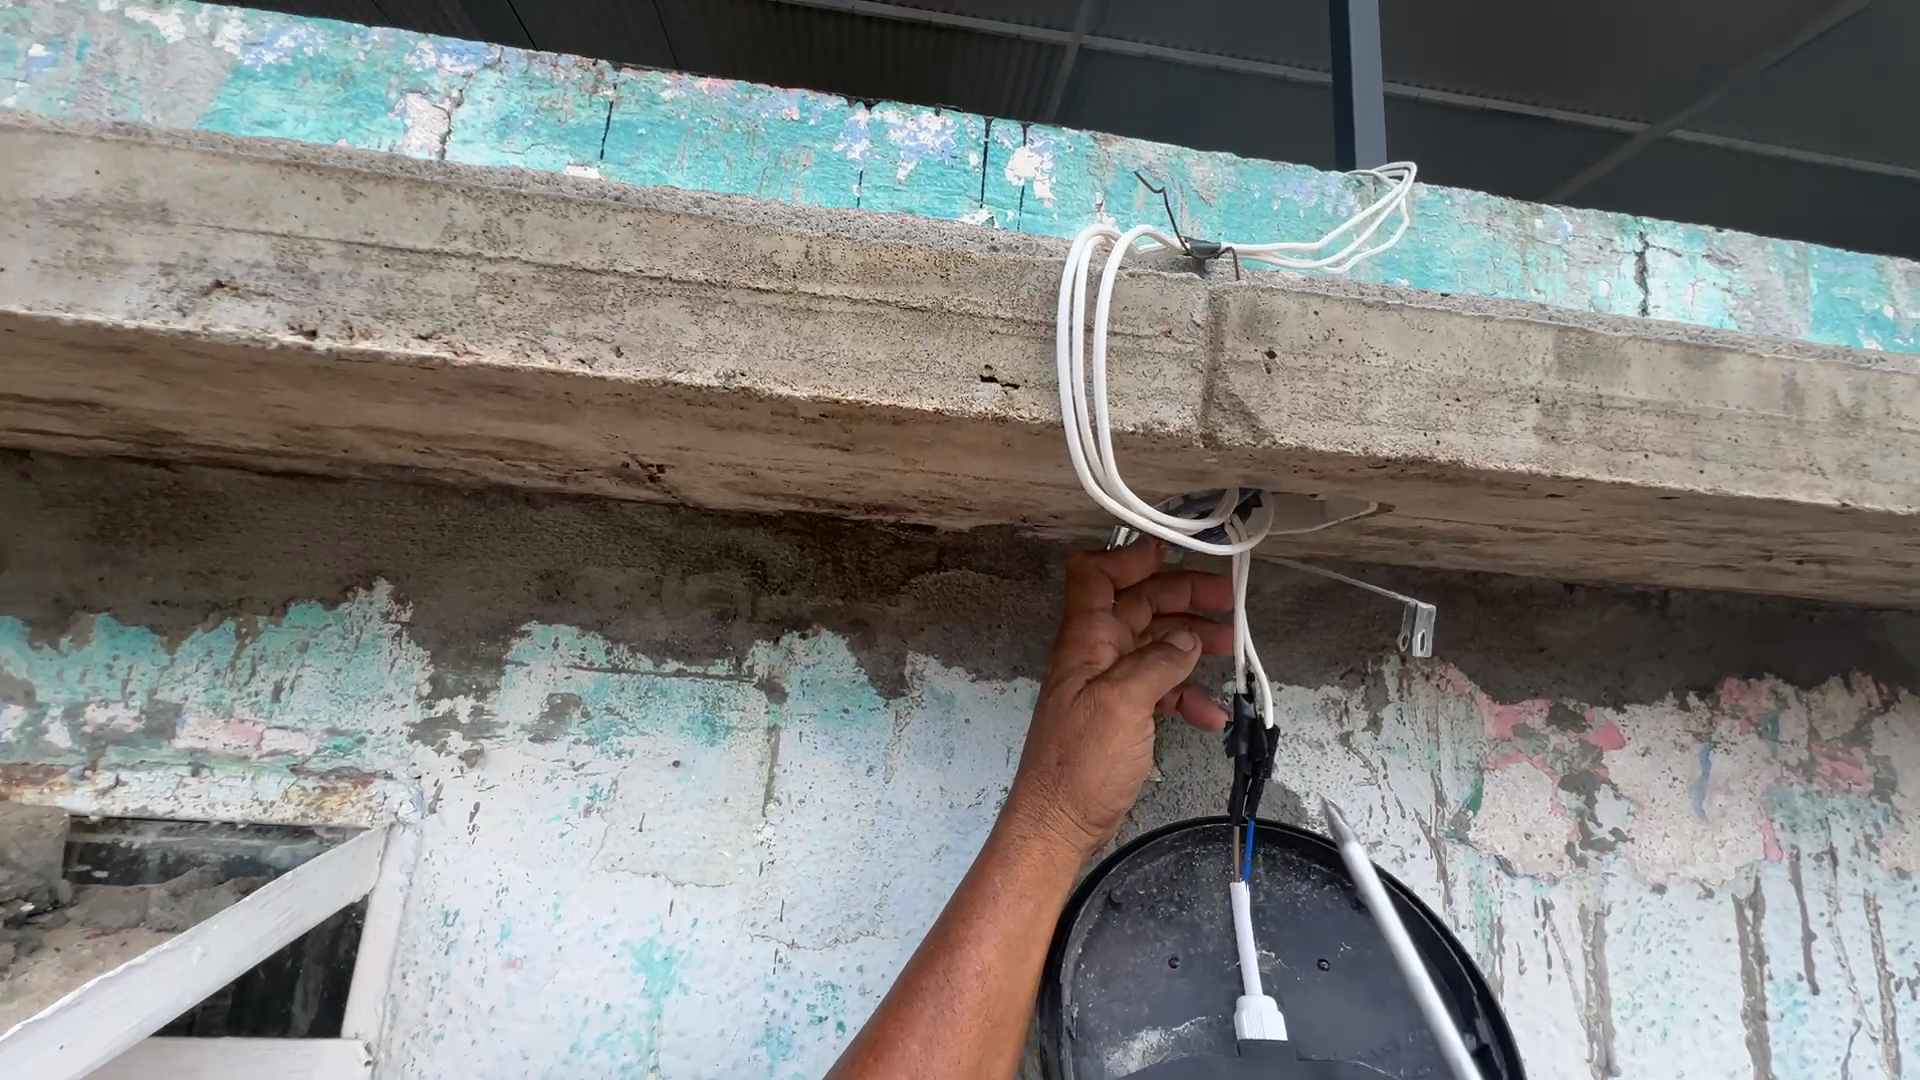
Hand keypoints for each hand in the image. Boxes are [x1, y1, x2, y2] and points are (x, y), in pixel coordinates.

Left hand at [1005, 539, 1233, 858]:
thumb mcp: (1121, 705)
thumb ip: (1155, 665)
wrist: (1060, 822)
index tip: (1174, 552)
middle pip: (1138, 605)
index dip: (1129, 557)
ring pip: (1155, 644)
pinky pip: (1159, 688)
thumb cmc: (1080, 763)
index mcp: (1085, 639)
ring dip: (1191, 642)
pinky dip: (1186, 694)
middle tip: (1229, 601)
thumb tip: (1187, 639)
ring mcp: (1110, 683)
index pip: (1094, 576)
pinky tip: (1212, 714)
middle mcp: (1096, 653)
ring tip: (1231, 646)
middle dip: (1181, 596)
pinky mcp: (1124, 713)